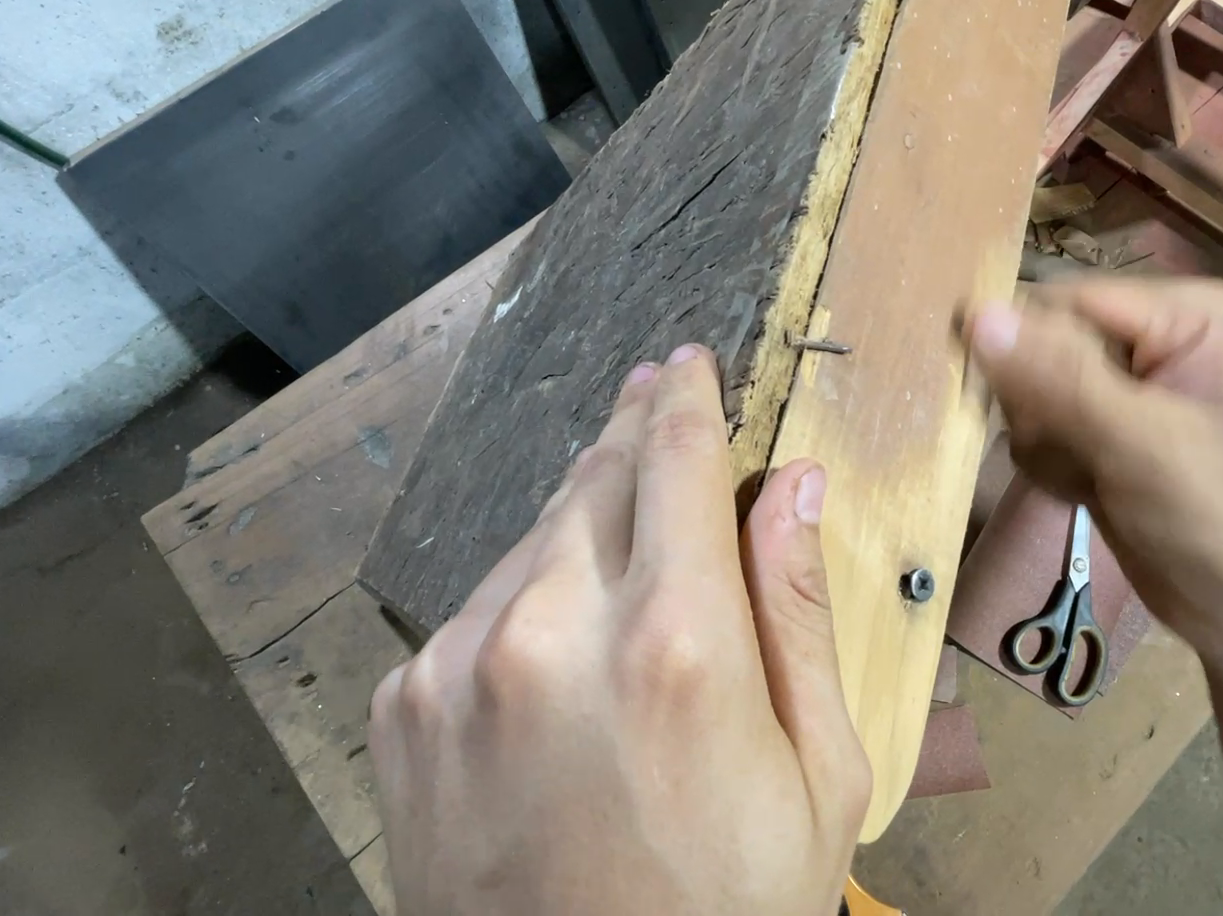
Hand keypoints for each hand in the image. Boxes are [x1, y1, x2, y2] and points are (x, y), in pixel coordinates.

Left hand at [369, 344, 870, 915]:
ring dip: (585, 514)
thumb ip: (800, 607)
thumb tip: (794, 482)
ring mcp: (459, 662)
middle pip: (598, 477)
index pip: (678, 462)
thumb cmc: (731, 899)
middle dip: (634, 430)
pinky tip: (562, 640)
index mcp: (676, 643)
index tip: (687, 361)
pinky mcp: (405, 700)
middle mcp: (552, 630)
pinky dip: (532, 592)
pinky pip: (483, 602)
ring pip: (539, 533)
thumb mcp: (818, 769)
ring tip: (624, 529)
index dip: (686, 399)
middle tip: (655, 394)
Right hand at [964, 278, 1222, 662]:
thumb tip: (975, 314)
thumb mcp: (1149, 444)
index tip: (987, 396)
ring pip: (1030, 395)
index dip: (1014, 343)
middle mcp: (1151, 344)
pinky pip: (1041, 435)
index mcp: (1182, 316)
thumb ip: (1059, 378)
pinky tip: (1085, 494)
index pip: (1059, 302)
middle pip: (1038, 347)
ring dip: (1043, 442)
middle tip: (1067, 449)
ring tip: (1086, 478)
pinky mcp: (1106, 443)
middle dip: (1036, 405)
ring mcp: (1127, 397)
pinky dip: (1050, 468)